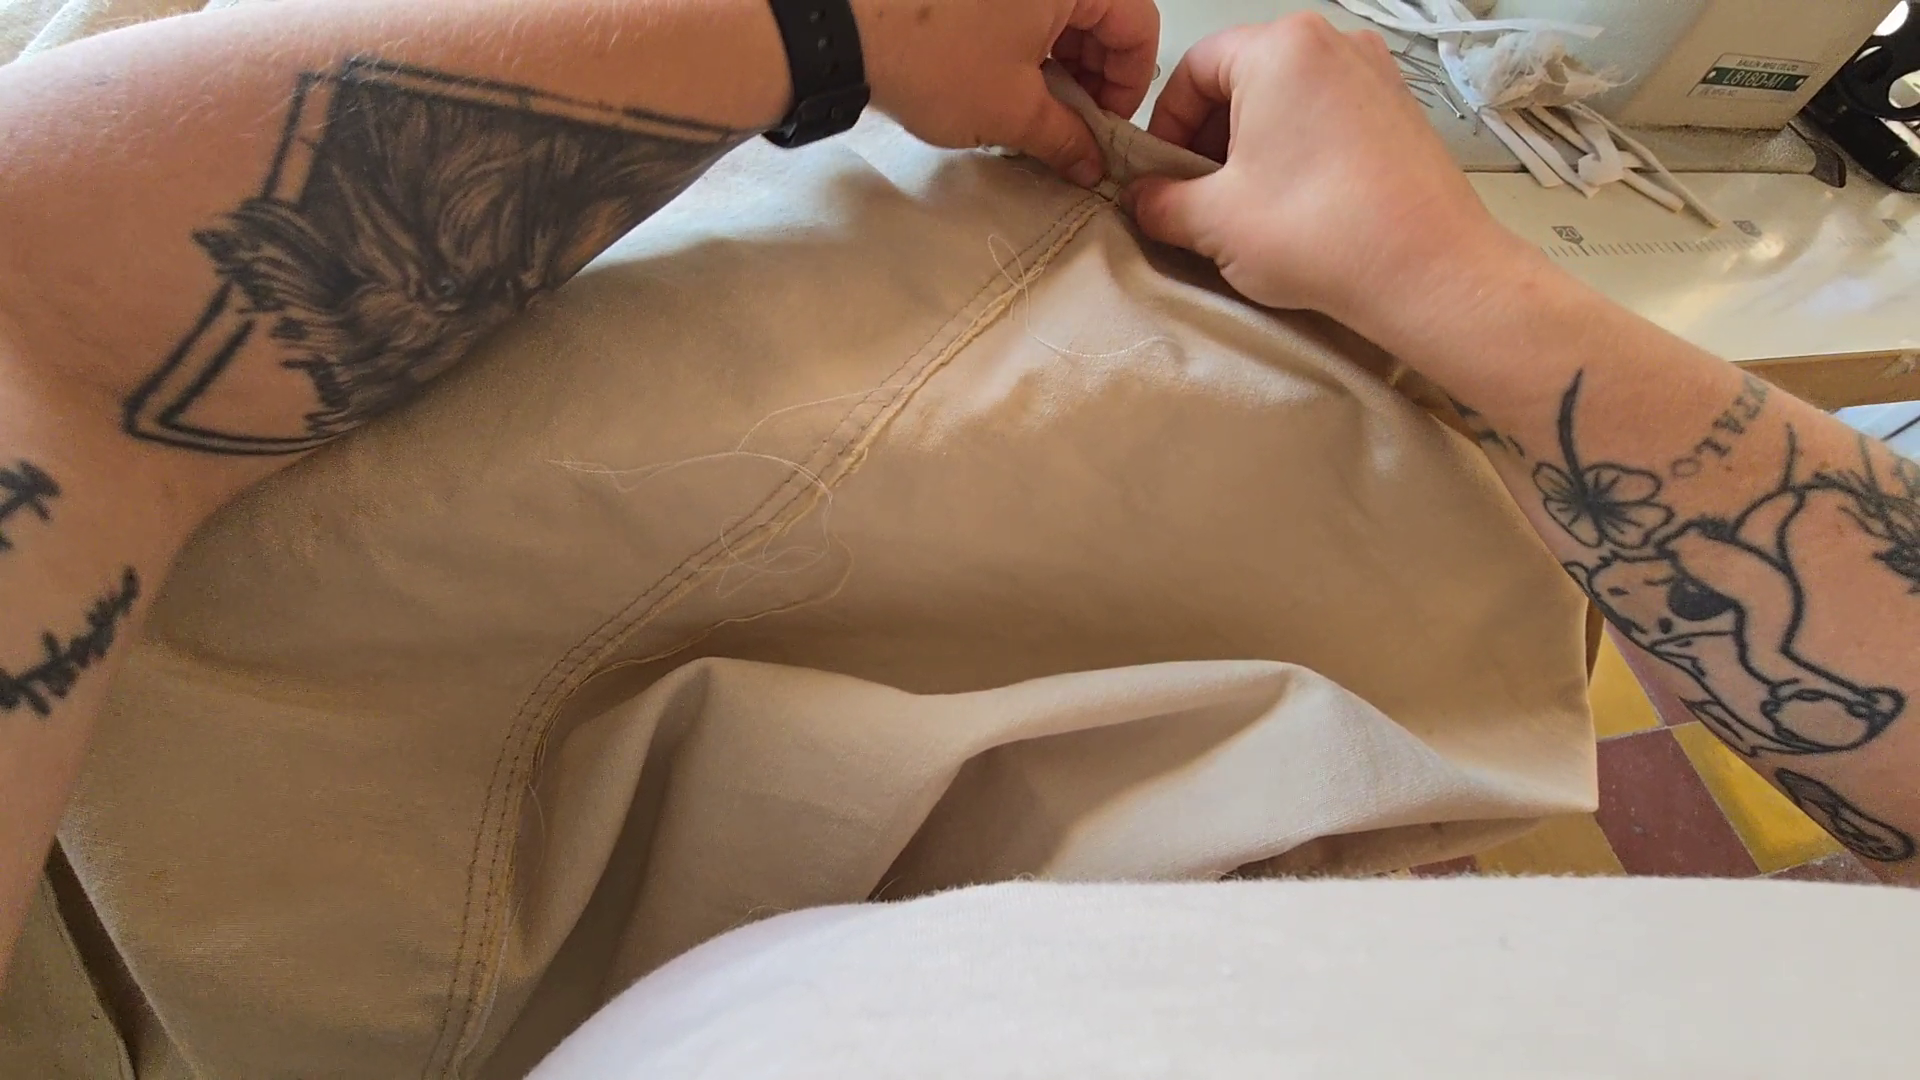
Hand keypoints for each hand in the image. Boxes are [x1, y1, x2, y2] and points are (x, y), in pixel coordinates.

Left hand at [854, 0, 1159, 186]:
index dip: (1126, 87)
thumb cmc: (936, 60)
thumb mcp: (1012, 111)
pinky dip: (1027, 44)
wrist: (848, 25)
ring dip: (1058, 65)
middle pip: (1101, 14)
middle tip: (1068, 128)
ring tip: (1032, 110)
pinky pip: (1024, 7)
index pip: (1137, 26)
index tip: (1104, 131)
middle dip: (1091, 78)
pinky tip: (1005, 82)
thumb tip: (1091, 166)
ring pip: (1061, 12)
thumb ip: (1064, 139)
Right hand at [1122, 14, 1525, 330]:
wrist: (1422, 268)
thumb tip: (1139, 199)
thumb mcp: (1212, 221)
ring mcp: (1371, 74)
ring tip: (1239, 208)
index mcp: (1280, 50)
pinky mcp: (1395, 111)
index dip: (1163, 124)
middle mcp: (1331, 43)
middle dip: (1203, 140)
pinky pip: (1320, 118)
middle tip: (1192, 197)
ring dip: (1243, 150)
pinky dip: (1288, 153)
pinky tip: (1285, 206)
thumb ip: (1160, 202)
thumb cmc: (1313, 231)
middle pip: (1239, 80)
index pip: (1194, 68)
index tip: (1157, 174)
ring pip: (1280, 101)